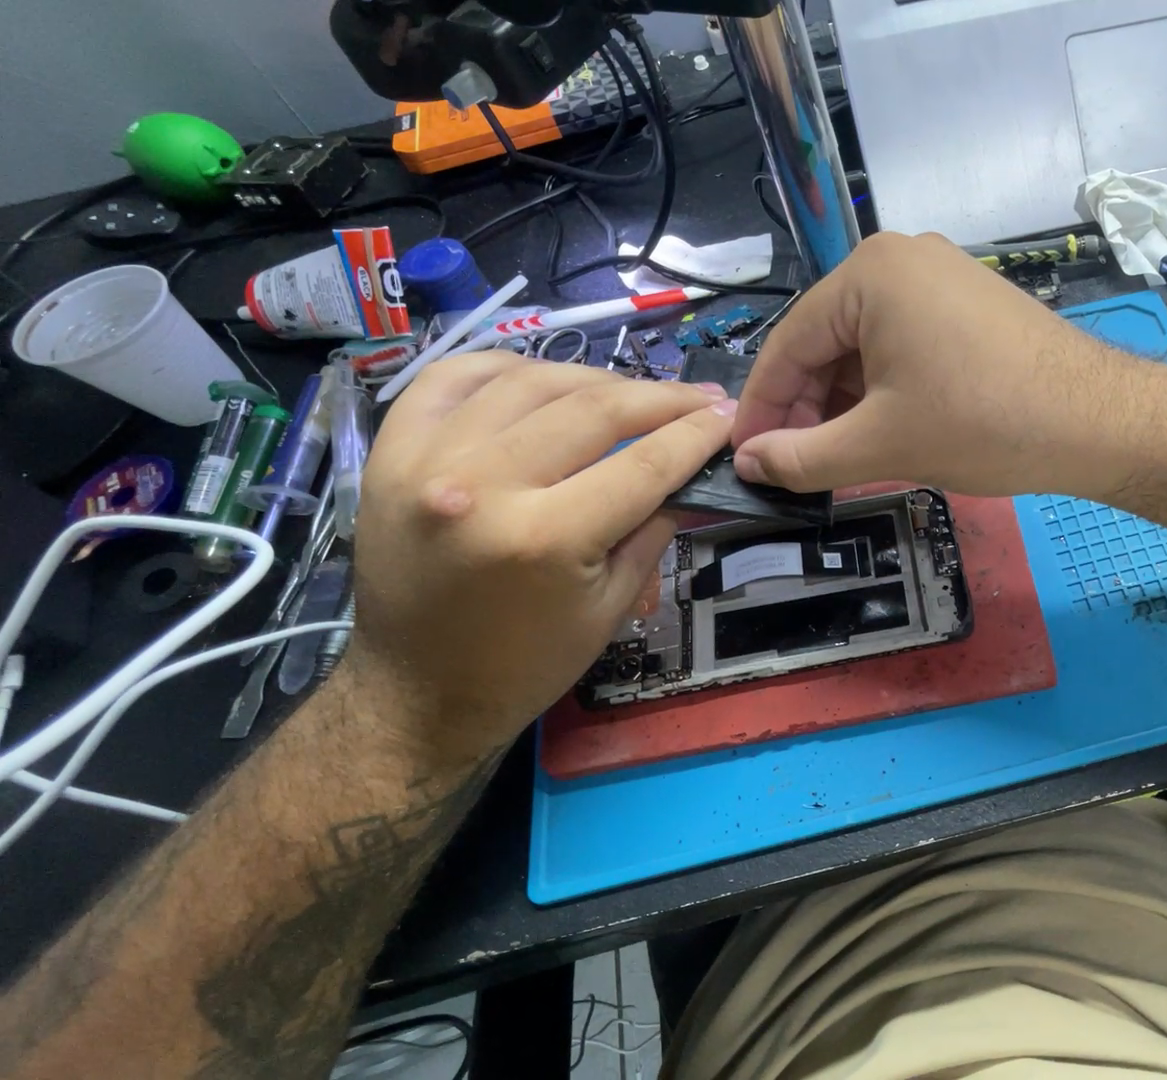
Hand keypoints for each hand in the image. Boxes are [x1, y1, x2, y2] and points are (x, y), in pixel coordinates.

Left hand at [344, 353, 732, 762]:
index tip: (729, 415)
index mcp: (544, 538)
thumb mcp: (612, 606)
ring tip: (632, 393)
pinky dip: (510, 368)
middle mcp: (482, 484)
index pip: (644, 463)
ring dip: (596, 378)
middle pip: (594, 409)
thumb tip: (687, 474)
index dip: (696, 434)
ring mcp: (426, 459)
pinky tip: (546, 381)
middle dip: (662, 398)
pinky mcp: (390, 452)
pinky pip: (456, 377)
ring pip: (532, 381)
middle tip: (700, 397)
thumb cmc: (528, 663)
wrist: (418, 692)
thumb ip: (652, 529)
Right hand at [732, 231, 1139, 496]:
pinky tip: (884, 430)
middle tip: (796, 468)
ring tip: (840, 458)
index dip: (763, 409)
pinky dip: (885, 389)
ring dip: (846, 404)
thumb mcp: (880, 445)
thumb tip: (748, 463)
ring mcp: (943, 278)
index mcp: (869, 274)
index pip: (788, 345)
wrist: (1098, 423)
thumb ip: (802, 457)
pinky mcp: (971, 305)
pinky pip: (905, 345)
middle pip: (827, 342)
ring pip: (866, 347)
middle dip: (809, 409)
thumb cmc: (982, 424)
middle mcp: (902, 259)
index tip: (745, 459)